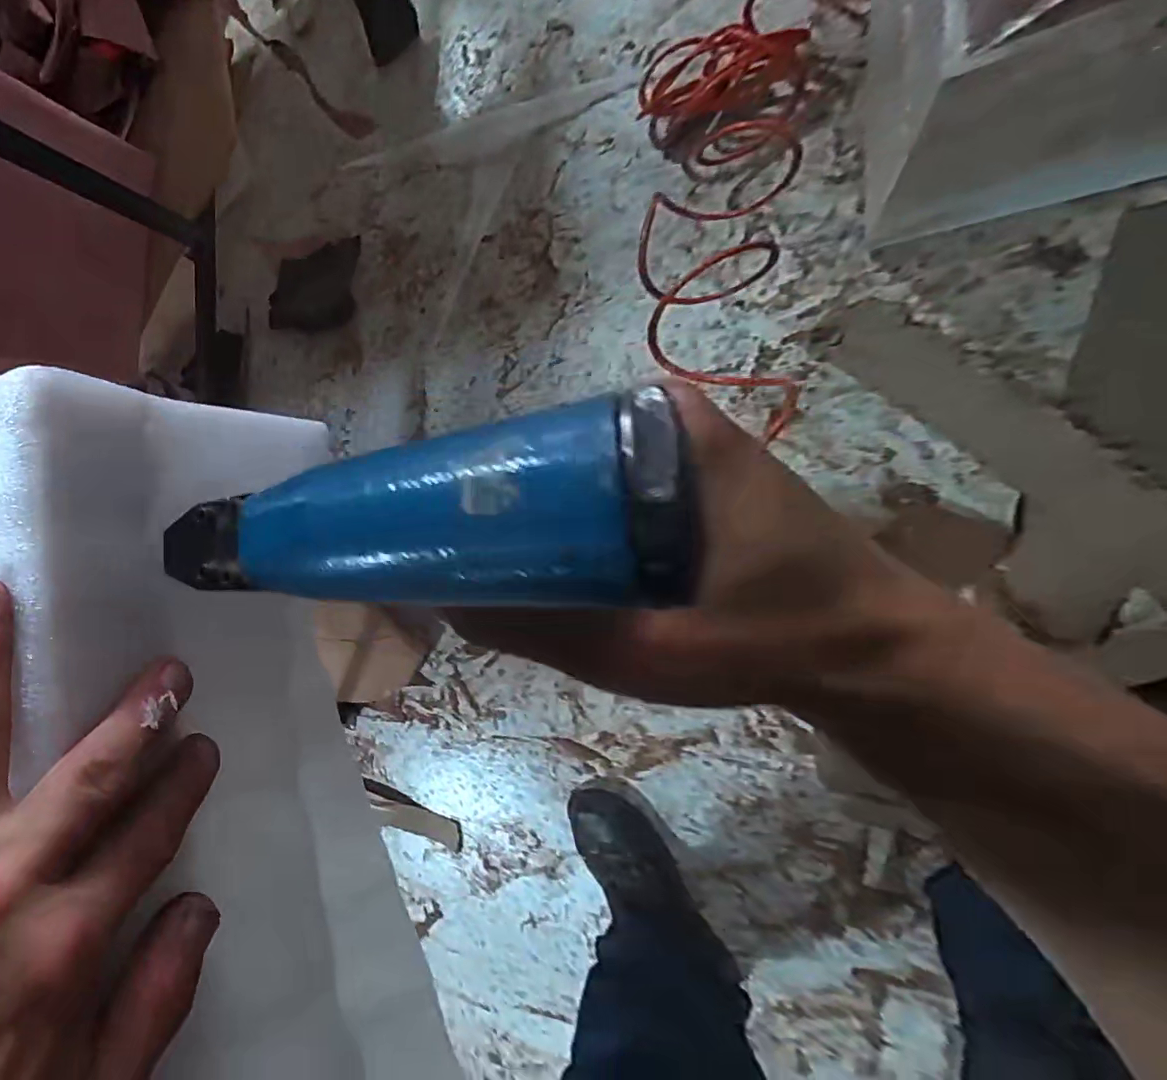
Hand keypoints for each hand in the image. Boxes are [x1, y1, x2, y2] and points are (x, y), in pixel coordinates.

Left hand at [0, 580, 222, 1079]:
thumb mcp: (94, 1079)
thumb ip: (158, 993)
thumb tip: (200, 904)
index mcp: (65, 944)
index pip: (146, 839)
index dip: (182, 786)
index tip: (202, 747)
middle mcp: (4, 884)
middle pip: (88, 776)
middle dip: (135, 717)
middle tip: (168, 671)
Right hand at [449, 381, 960, 707]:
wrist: (878, 656)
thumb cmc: (771, 641)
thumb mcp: (650, 650)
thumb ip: (548, 632)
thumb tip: (448, 606)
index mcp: (671, 440)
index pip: (549, 430)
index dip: (488, 464)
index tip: (444, 501)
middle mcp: (675, 429)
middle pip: (554, 449)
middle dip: (502, 491)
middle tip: (457, 534)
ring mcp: (687, 455)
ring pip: (577, 469)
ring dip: (533, 505)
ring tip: (486, 547)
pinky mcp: (691, 483)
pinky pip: (606, 488)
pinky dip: (570, 516)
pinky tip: (547, 557)